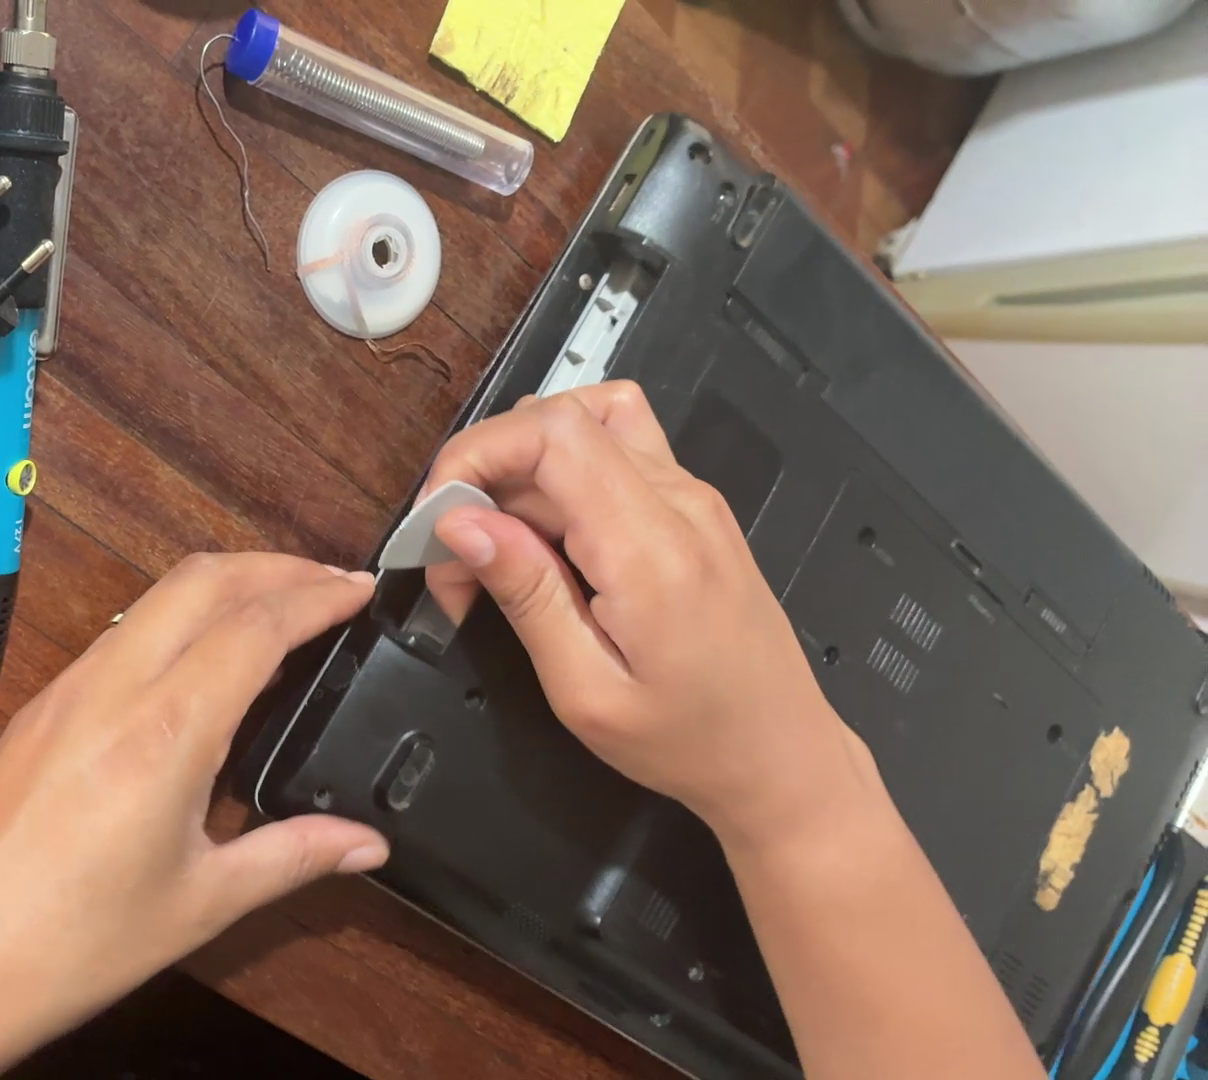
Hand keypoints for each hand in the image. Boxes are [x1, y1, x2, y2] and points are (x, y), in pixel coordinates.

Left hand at [0, 554, 386, 1077]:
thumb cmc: (69, 944)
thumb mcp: (200, 903)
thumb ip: (294, 856)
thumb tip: (366, 846)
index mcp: (165, 732)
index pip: (256, 627)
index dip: (318, 596)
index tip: (360, 589)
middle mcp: (114, 686)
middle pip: (205, 578)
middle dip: (277, 564)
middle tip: (330, 581)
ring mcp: (71, 685)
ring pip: (160, 593)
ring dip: (228, 580)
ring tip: (279, 602)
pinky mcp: (46, 700)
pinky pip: (125, 627)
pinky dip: (182, 612)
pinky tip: (205, 648)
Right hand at [422, 382, 876, 847]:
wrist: (783, 756)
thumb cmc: (685, 740)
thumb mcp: (585, 689)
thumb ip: (525, 594)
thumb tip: (459, 522)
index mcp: (651, 548)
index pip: (551, 434)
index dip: (475, 454)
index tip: (435, 520)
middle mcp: (678, 499)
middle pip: (554, 425)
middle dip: (480, 481)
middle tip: (456, 567)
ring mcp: (689, 493)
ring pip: (578, 423)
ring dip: (515, 469)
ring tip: (497, 541)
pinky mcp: (687, 502)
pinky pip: (609, 444)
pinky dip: (553, 467)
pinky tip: (541, 524)